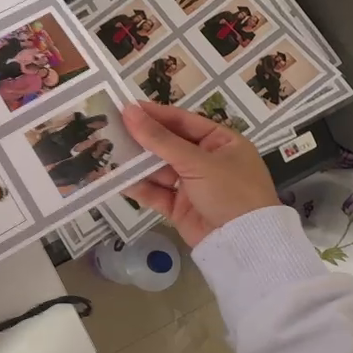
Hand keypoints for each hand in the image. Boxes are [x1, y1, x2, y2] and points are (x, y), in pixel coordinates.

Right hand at [121, 101, 278, 246]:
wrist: (245, 245)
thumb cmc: (230, 192)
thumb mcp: (197, 162)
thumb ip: (160, 139)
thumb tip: (129, 111)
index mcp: (221, 142)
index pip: (183, 121)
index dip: (155, 114)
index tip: (125, 107)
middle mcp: (207, 161)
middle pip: (168, 144)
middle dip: (141, 139)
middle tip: (110, 128)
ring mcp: (193, 185)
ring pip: (158, 169)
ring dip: (136, 163)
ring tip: (108, 152)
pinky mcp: (180, 207)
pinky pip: (155, 192)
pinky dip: (137, 186)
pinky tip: (115, 179)